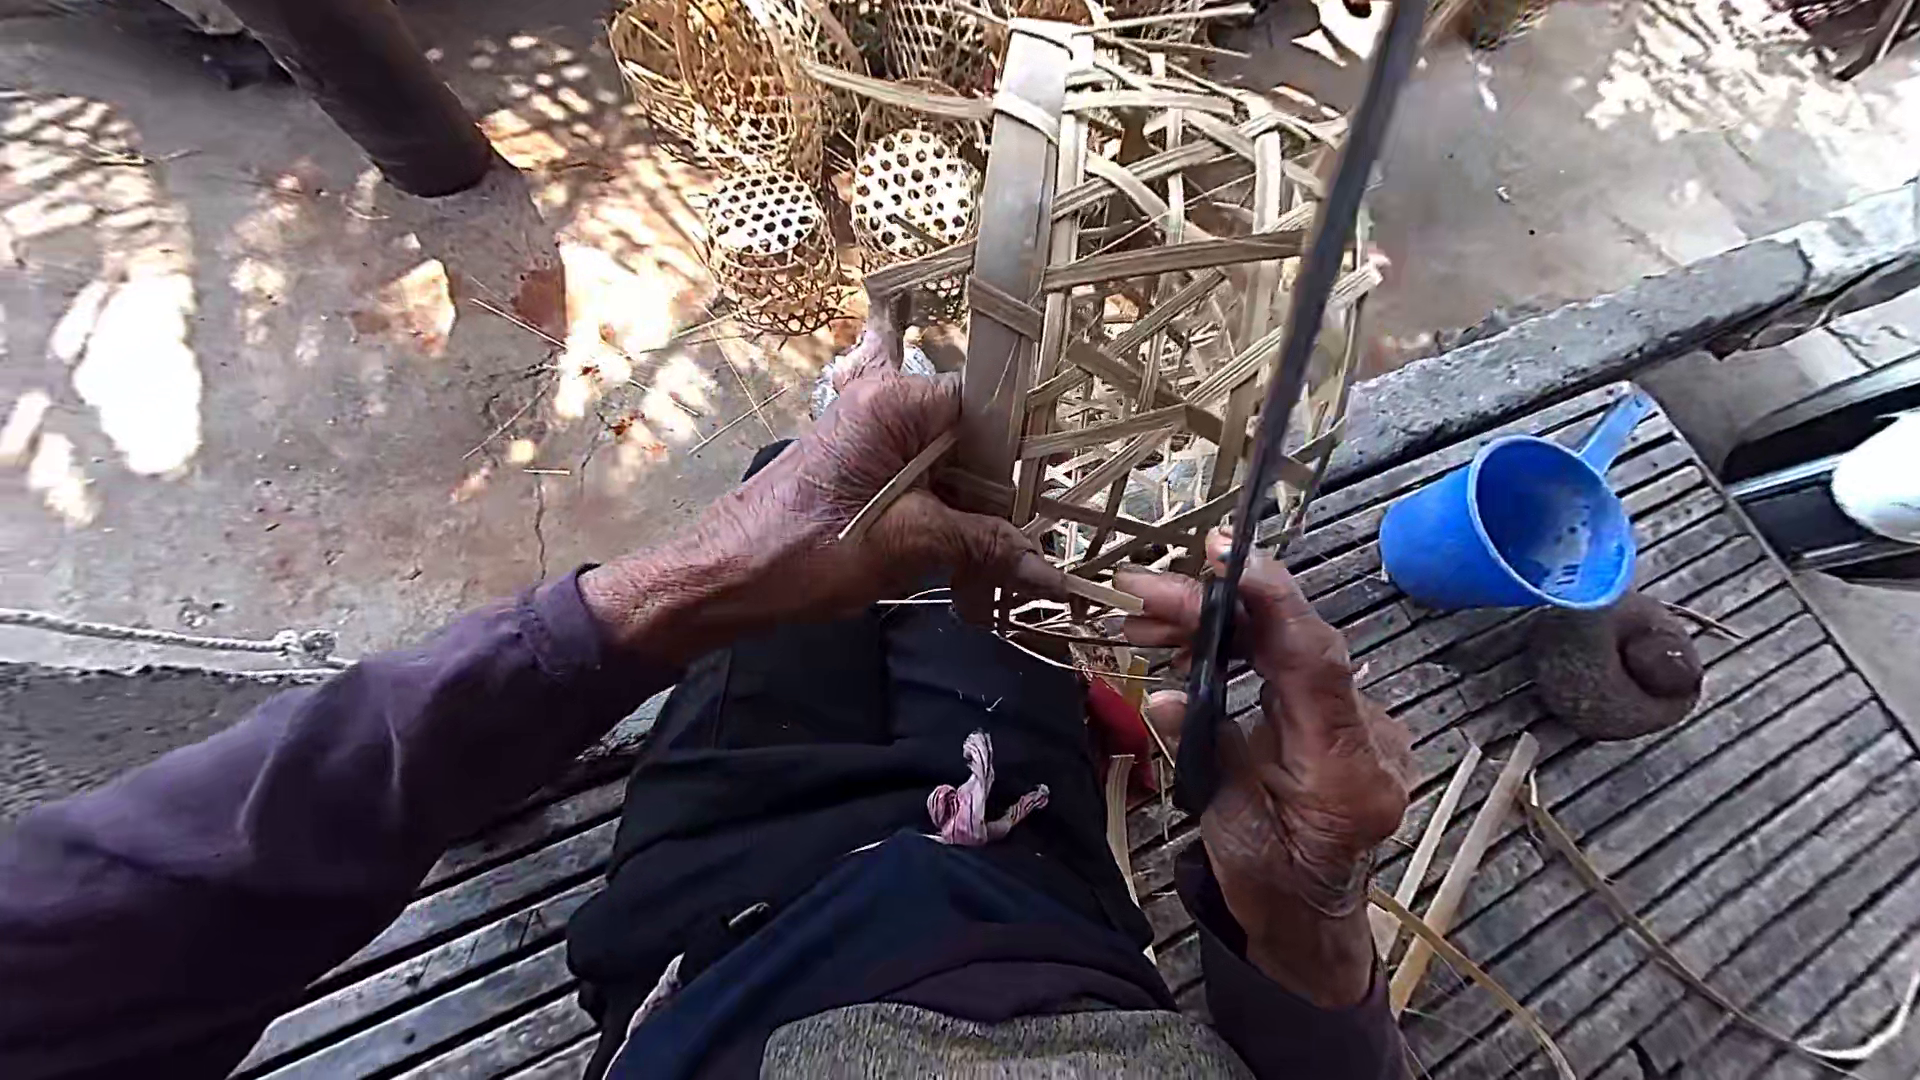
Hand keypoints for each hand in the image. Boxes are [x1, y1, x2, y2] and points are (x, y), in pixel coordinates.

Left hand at [581, 317, 1064, 665]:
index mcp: (895, 402)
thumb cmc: (806, 551)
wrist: (723, 578)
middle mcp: (884, 407)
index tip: (1042, 500)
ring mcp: (871, 440)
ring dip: (972, 513)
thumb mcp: (908, 545)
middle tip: (1028, 538)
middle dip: (998, 492)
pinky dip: (943, 519)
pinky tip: (963, 558)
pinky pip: (921, 486)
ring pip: (947, 468)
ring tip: (1001, 557)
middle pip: (969, 440)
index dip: (1018, 452)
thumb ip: (982, 545)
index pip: (984, 405)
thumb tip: (1049, 568)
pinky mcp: (862, 472)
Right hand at [1116, 529, 1410, 1005]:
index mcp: (1344, 771)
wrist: (1311, 910)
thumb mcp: (1227, 823)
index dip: (1272, 599)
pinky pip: (1282, 654)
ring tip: (1144, 619)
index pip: (1315, 664)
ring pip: (1281, 639)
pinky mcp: (1334, 708)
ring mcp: (1357, 717)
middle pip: (1290, 638)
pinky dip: (1229, 638)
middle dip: (1210, 604)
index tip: (1224, 556)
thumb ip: (1205, 752)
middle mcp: (1365, 734)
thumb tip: (1161, 696)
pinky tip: (1180, 638)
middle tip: (1141, 591)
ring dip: (1209, 620)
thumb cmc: (1270, 880)